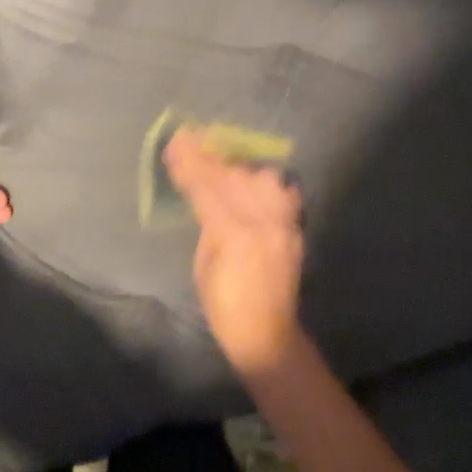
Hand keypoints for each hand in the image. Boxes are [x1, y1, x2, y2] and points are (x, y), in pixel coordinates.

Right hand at [164, 127, 305, 373]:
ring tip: (224, 162)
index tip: (176, 141)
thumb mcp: (203, 264)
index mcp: (231, 232)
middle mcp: (261, 222)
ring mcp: (283, 224)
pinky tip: (258, 182)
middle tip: (193, 138)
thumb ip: (208, 224)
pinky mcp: (295, 231)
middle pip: (234, 176)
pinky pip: (284, 194)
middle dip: (210, 156)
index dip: (189, 162)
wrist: (267, 333)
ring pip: (263, 178)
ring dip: (241, 167)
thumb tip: (204, 195)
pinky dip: (269, 184)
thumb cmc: (223, 305)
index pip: (206, 186)